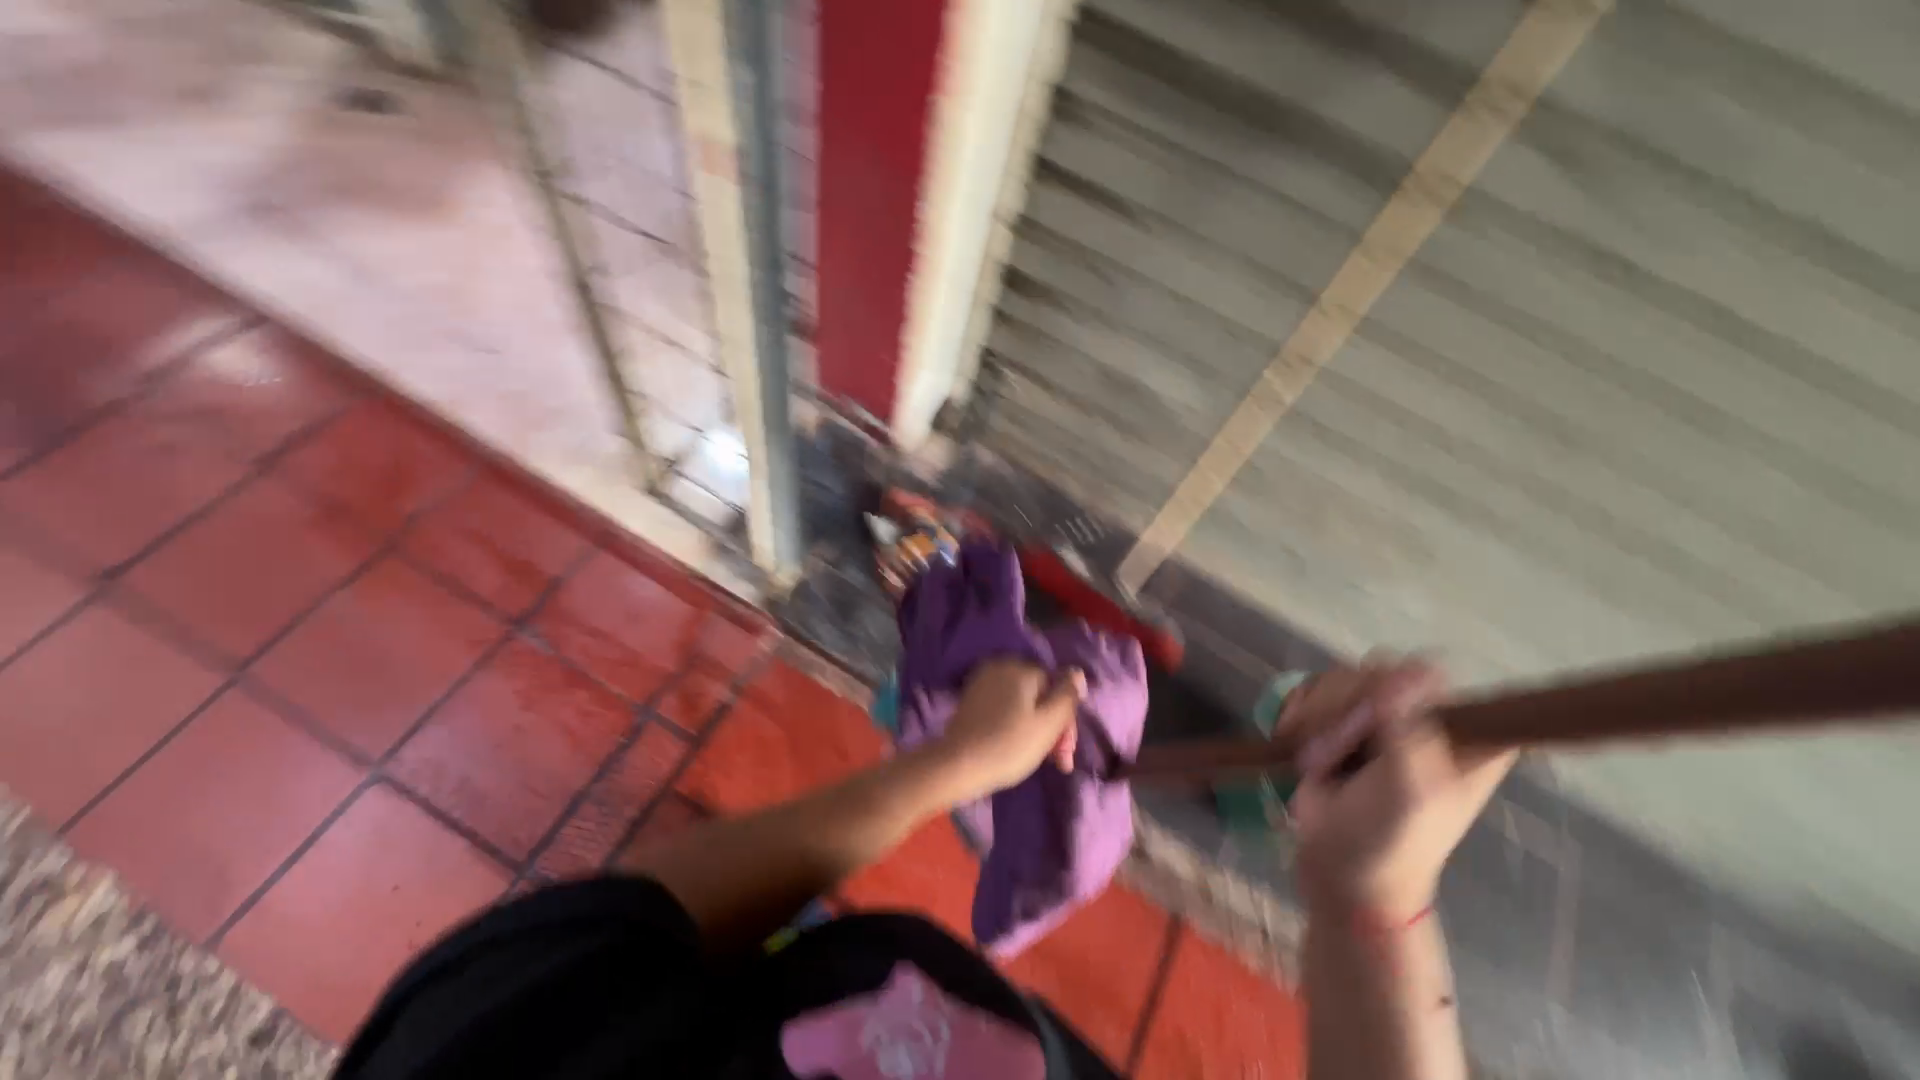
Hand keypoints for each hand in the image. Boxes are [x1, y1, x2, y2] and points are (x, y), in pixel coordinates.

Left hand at [928, 660, 1085, 803]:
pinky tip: (1016, 749)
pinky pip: (1003, 708)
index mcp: (1021, 668)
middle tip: (1057, 762)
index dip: (1065, 720)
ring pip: (1023, 704)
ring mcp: (983, 683)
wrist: (957, 765)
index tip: (1065, 751)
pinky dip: (1014, 726)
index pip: (1057, 688)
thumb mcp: (1048, 723)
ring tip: (1040, 760)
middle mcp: (1000, 667)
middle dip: (1052, 727)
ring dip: (1036, 730)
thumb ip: (1068, 695)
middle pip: (1039, 695)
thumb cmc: (1009, 745)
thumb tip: (1077, 672)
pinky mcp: (971, 701)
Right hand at [1280, 657, 1513, 918]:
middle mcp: (1425, 717)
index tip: (1375, 716)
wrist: (1343, 874)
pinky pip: (1316, 692)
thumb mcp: (1411, 790)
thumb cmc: (1391, 840)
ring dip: (1317, 715)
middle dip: (1345, 705)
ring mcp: (1380, 720)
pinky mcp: (1341, 724)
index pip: (1429, 675)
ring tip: (1313, 756)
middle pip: (1376, 670)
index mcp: (1464, 733)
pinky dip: (1300, 713)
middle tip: (1336, 746)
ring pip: (1342, 679)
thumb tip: (1398, 675)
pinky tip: (1297, 740)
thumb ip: (1410, 729)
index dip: (1394, 687)